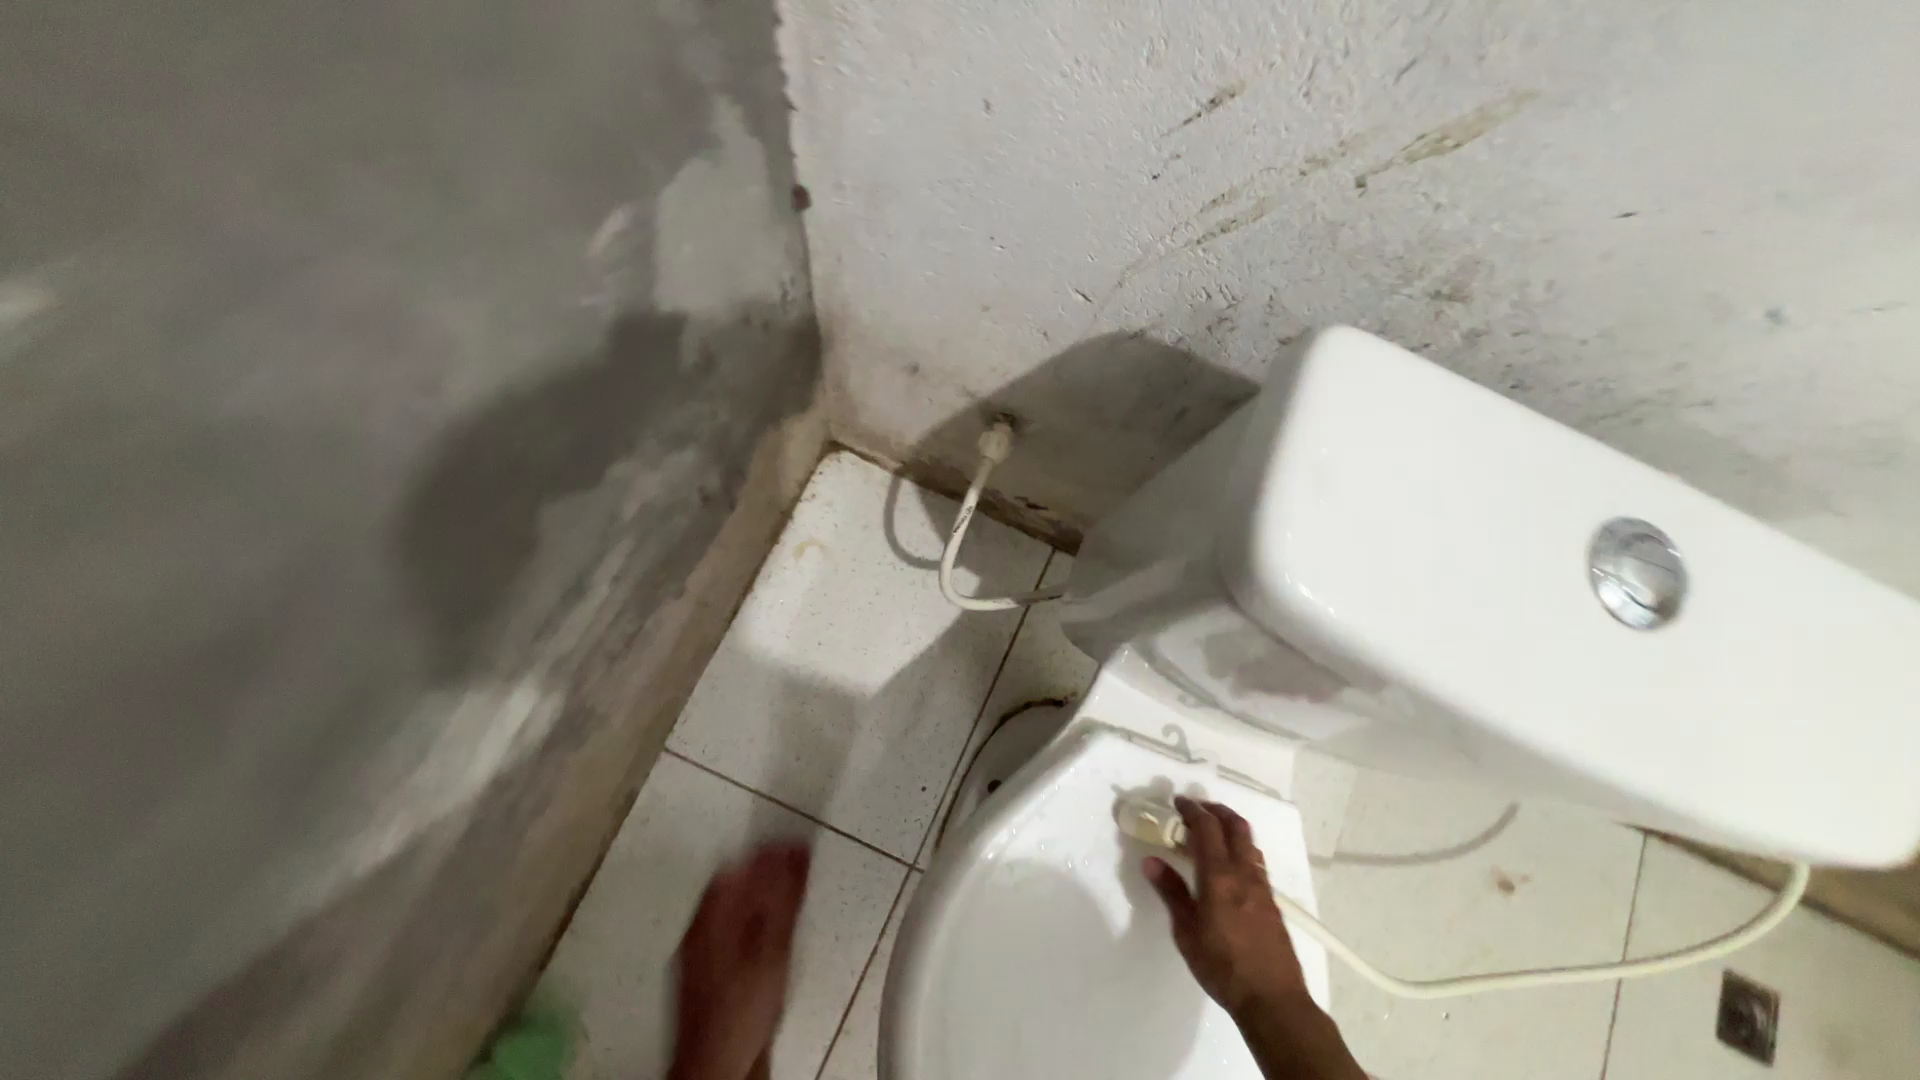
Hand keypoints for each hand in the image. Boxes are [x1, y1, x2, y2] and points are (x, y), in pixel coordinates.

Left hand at [671, 842, 812, 1079]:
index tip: (792, 842)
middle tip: (794, 857)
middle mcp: (700, 933)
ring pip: (732, 908)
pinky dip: (756, 918)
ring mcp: (702, 957)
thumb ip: (784, 899)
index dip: (765, 849)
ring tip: (790, 885)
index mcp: (709, 919)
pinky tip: (774, 928)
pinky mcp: (713, 977)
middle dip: (763, 868)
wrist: (719, 1066)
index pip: (735, 866)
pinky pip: (734, 930)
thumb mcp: (771, 948)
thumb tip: (794, 854)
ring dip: (761, 892)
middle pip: (730, 884)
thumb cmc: (739, 1011)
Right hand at [1143, 797, 1311, 1016]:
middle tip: (1195, 809)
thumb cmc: (1222, 967)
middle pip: (1236, 825)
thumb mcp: (1186, 933)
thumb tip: (1151, 861)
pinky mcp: (1271, 902)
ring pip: (1249, 842)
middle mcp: (1244, 874)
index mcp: (1220, 877)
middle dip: (1215, 810)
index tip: (1177, 802)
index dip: (1192, 810)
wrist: (1273, 1000)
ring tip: (1210, 834)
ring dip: (1230, 828)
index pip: (1207, 828)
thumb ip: (1171, 893)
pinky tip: (1227, 867)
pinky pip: (1254, 862)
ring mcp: (1262, 887)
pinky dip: (1239, 849)